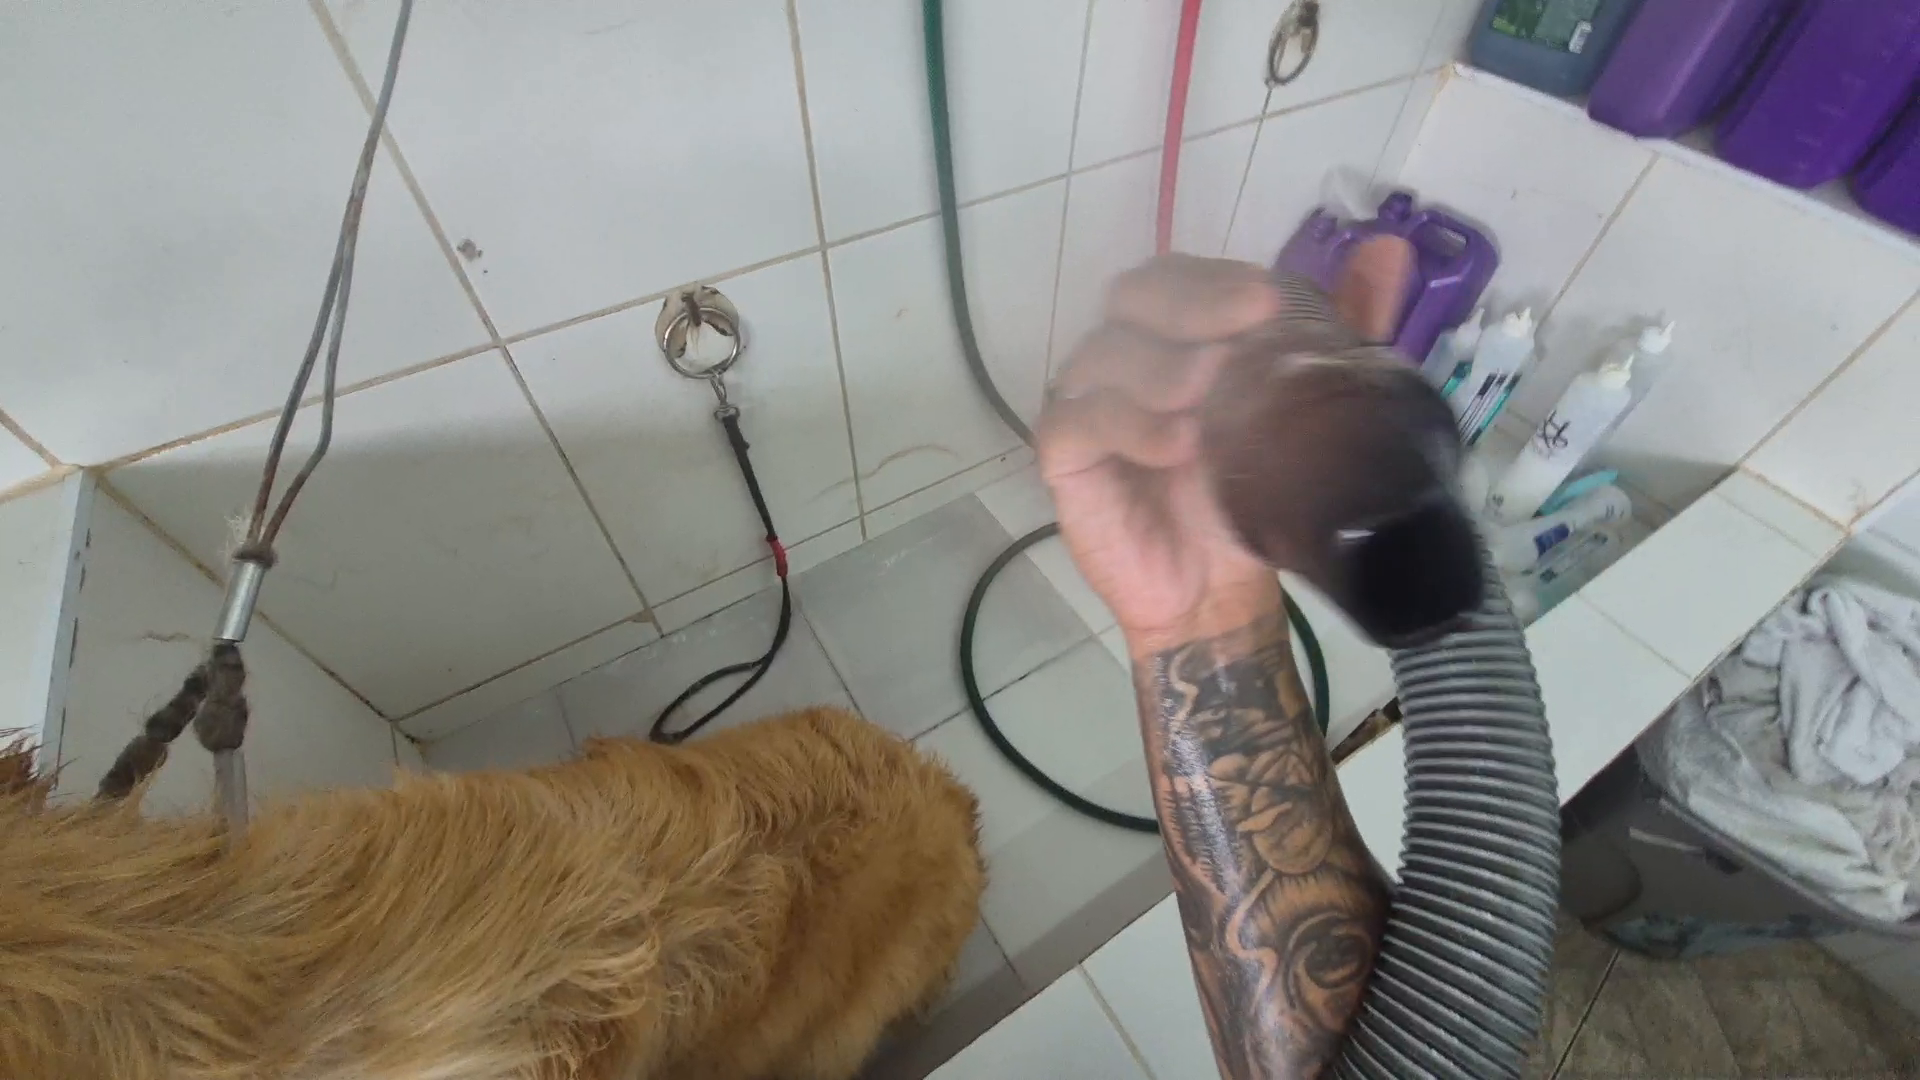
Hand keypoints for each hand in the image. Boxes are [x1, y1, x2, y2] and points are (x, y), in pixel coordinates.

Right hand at [1039, 242, 1412, 656]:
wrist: (1213, 589)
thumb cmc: (1250, 500)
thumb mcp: (1303, 415)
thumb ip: (1337, 334)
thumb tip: (1389, 251)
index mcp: (1172, 340)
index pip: (1176, 280)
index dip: (1212, 282)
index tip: (1266, 303)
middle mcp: (1122, 362)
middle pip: (1128, 300)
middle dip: (1183, 308)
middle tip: (1233, 341)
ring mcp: (1085, 406)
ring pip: (1098, 357)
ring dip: (1156, 370)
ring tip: (1204, 399)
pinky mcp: (1062, 458)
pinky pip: (1076, 422)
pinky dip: (1125, 424)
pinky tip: (1174, 445)